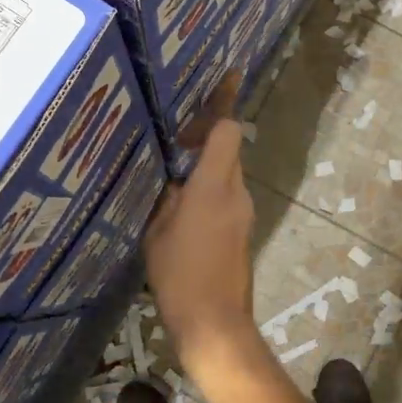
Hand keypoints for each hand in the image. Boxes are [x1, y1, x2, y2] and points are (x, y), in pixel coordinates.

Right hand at [148, 75, 258, 368]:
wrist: (215, 324)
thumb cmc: (180, 276)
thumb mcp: (157, 232)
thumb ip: (167, 199)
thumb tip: (174, 182)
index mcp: (213, 186)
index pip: (227, 132)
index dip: (224, 104)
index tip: (227, 78)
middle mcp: (236, 193)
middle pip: (228, 150)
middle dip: (205, 138)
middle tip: (176, 138)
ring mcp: (243, 214)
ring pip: (227, 175)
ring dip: (205, 168)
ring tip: (171, 177)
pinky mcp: (242, 233)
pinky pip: (226, 197)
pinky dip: (209, 192)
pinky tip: (181, 208)